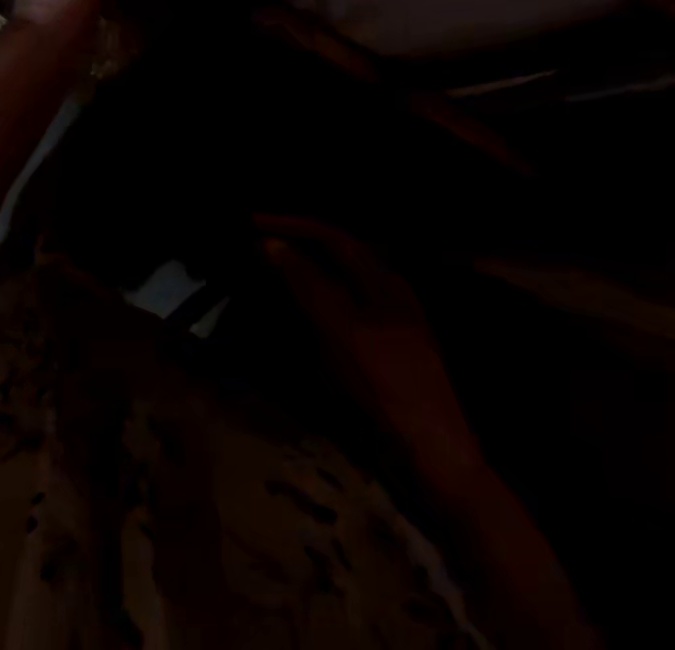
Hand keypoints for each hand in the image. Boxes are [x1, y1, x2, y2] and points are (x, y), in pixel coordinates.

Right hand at [254, 216, 484, 481]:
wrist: (428, 453)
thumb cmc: (388, 385)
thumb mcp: (343, 328)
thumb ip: (308, 284)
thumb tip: (269, 243)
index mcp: (385, 283)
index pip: (332, 237)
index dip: (290, 226)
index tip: (249, 222)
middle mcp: (383, 295)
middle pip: (330, 258)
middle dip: (289, 247)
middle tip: (247, 246)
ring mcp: (376, 324)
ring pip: (326, 286)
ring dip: (291, 276)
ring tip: (256, 275)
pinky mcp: (366, 351)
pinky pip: (326, 315)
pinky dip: (299, 306)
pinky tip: (282, 314)